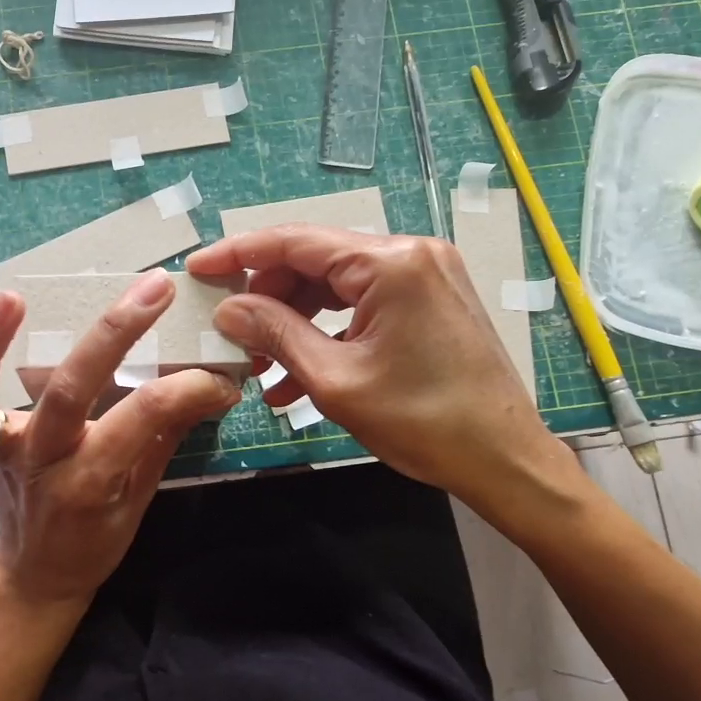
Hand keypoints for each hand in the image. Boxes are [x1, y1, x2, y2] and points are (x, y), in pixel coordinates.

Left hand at [0, 269, 240, 606]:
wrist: (38, 577)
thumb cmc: (94, 542)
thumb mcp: (142, 499)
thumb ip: (166, 437)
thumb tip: (210, 384)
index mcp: (90, 481)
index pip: (145, 418)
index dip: (187, 389)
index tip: (217, 376)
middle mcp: (40, 460)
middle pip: (70, 393)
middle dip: (113, 336)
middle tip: (151, 289)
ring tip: (11, 299)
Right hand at [186, 224, 577, 521]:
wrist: (504, 459)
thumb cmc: (423, 423)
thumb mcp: (335, 381)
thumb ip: (276, 334)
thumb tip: (228, 308)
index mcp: (391, 264)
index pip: (296, 241)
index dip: (238, 253)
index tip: (196, 269)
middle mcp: (411, 254)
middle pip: (316, 261)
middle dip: (267, 297)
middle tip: (229, 334)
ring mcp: (426, 276)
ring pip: (336, 285)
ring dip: (294, 321)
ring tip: (257, 365)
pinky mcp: (430, 301)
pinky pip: (363, 305)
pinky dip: (328, 333)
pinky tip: (296, 376)